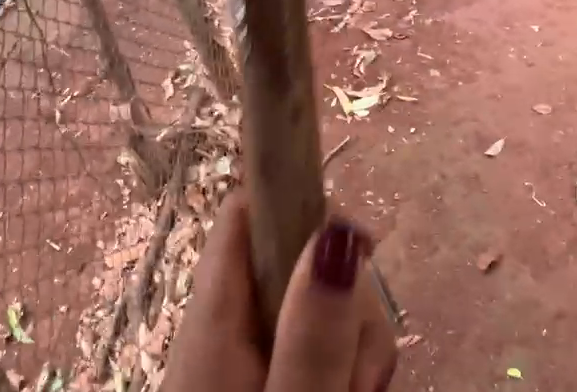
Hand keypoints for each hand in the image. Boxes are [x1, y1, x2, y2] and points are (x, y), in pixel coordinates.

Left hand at [162, 194, 398, 391]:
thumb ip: (311, 337)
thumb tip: (338, 229)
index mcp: (212, 316)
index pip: (247, 211)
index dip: (304, 204)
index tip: (363, 244)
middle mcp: (227, 320)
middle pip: (296, 255)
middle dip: (346, 295)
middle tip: (360, 367)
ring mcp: (248, 350)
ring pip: (316, 299)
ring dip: (353, 337)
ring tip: (358, 391)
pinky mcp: (269, 372)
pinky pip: (315, 341)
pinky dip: (343, 362)